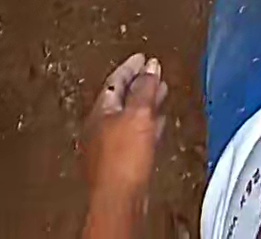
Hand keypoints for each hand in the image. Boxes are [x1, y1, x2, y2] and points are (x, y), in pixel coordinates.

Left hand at [82, 53, 167, 208]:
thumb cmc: (122, 160)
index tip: (142, 57)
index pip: (116, 79)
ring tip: (160, 94)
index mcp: (100, 109)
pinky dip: (146, 126)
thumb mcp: (138, 114)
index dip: (131, 66)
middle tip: (153, 73)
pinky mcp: (119, 164)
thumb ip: (145, 89)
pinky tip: (157, 127)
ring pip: (129, 116)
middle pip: (122, 97)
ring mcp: (108, 145)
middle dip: (139, 84)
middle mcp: (100, 125)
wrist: (120, 203)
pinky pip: (134, 135)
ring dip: (145, 104)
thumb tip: (151, 66)